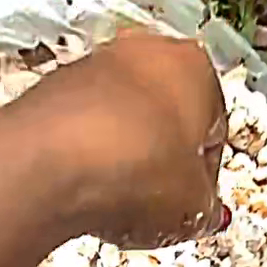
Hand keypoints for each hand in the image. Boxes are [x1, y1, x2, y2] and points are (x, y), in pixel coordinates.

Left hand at [13, 30, 226, 247]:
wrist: (51, 164)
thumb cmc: (139, 175)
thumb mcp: (193, 210)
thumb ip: (207, 210)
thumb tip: (207, 213)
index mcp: (196, 70)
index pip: (215, 132)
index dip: (207, 180)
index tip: (196, 207)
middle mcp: (147, 53)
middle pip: (167, 122)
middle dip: (165, 166)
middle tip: (161, 209)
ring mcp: (96, 66)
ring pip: (125, 125)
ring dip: (128, 163)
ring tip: (121, 204)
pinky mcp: (54, 88)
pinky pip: (86, 132)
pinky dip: (91, 160)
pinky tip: (89, 193)